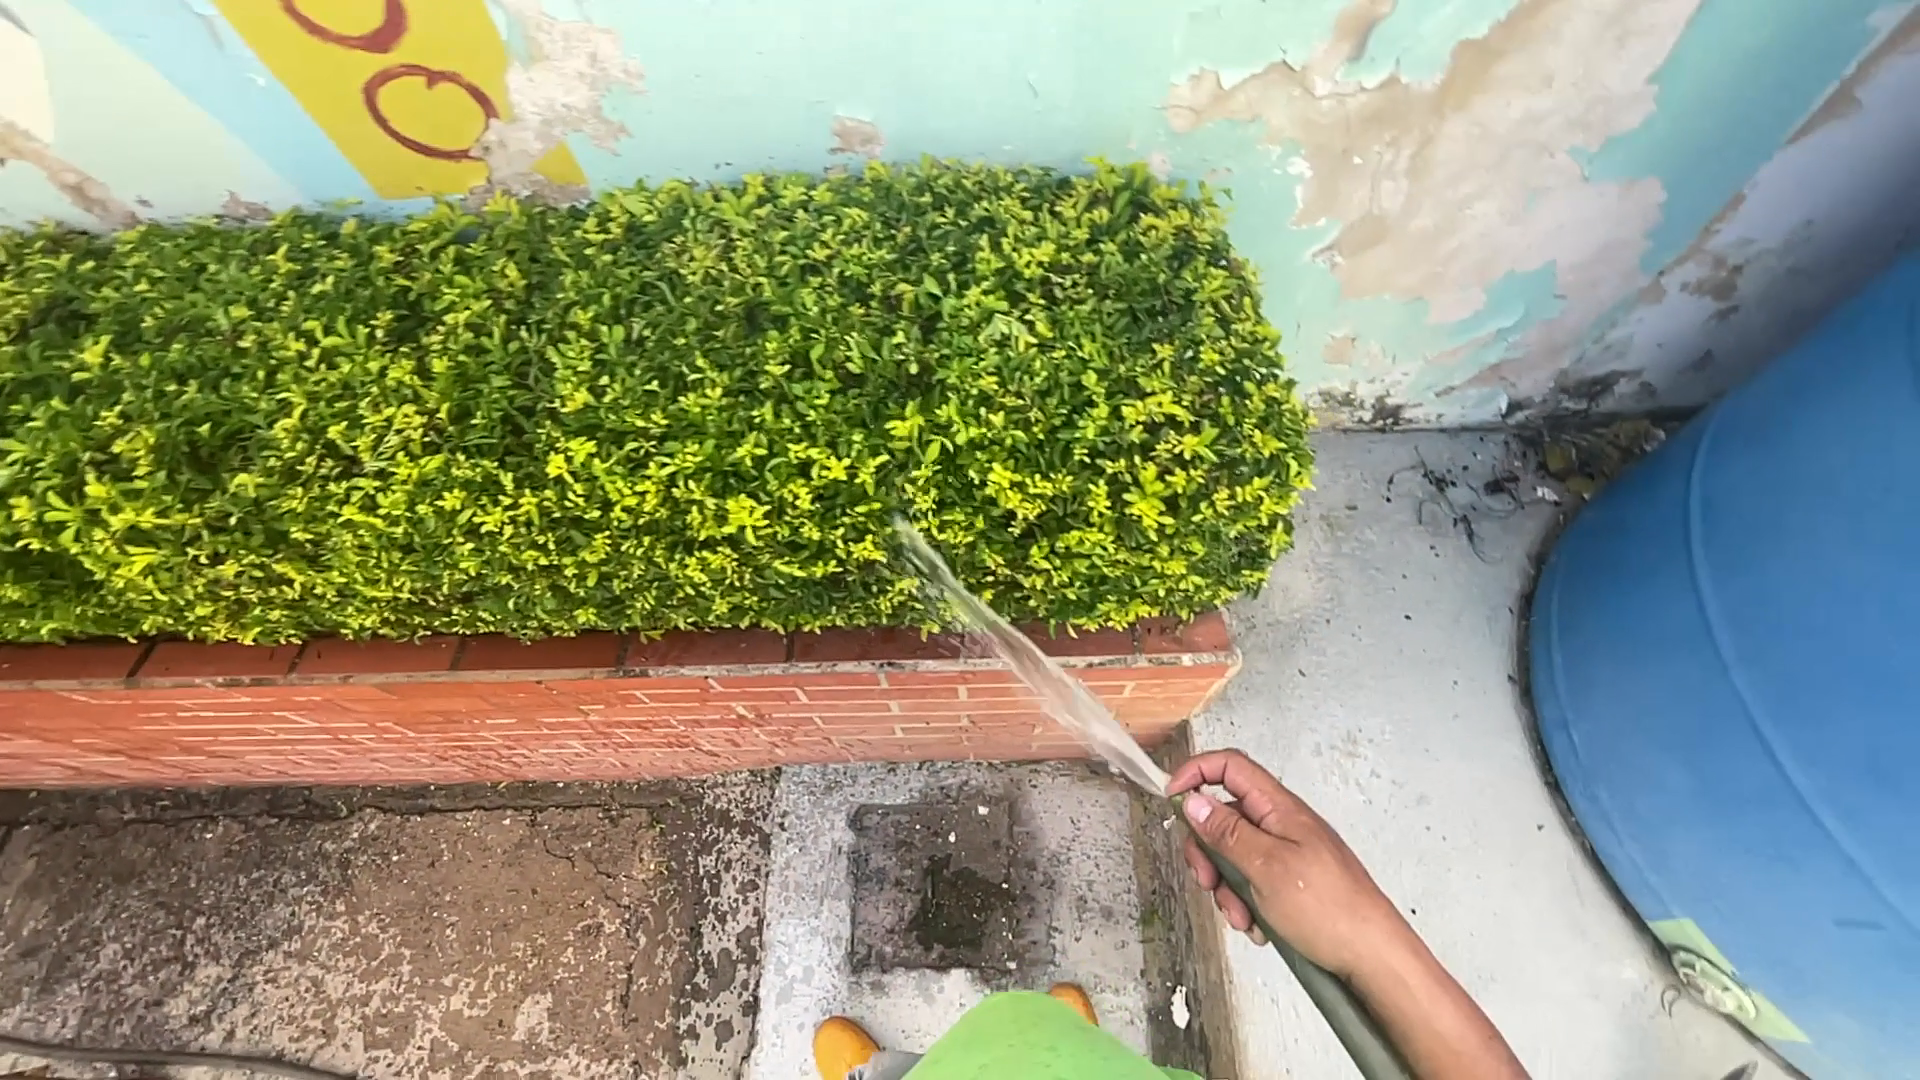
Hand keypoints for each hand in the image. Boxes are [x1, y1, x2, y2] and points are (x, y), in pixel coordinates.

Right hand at [1168, 749, 1412, 978]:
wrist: (1377, 961)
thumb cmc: (1327, 908)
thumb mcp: (1265, 867)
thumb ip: (1225, 832)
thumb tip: (1191, 800)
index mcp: (1277, 807)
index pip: (1229, 765)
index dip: (1195, 772)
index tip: (1171, 800)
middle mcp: (1280, 822)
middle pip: (1222, 814)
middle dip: (1206, 848)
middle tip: (1206, 881)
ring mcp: (1285, 852)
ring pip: (1232, 852)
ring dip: (1225, 883)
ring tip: (1241, 917)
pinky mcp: (1289, 880)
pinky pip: (1250, 878)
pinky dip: (1244, 900)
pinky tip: (1256, 925)